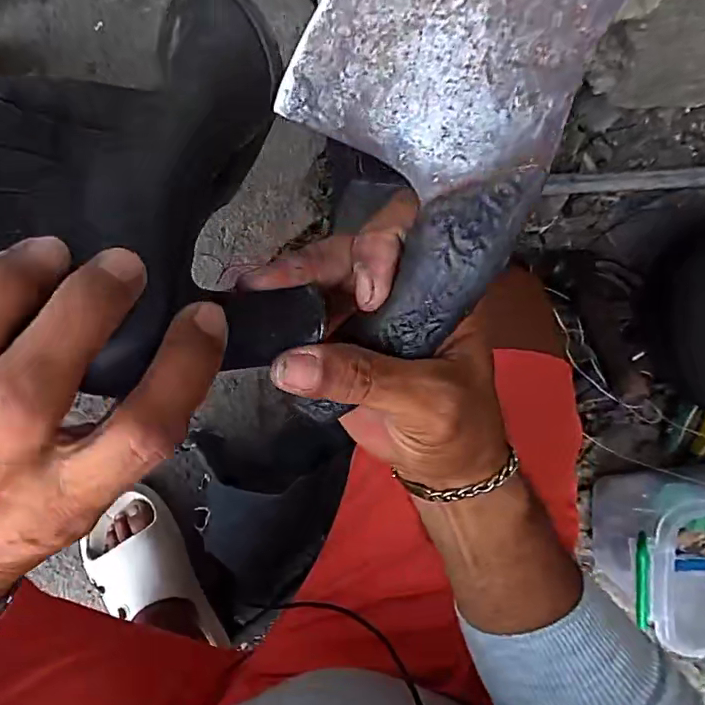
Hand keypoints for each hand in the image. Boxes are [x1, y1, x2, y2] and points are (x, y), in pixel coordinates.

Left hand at [0, 238, 225, 603]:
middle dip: (79, 312)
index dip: (178, 372)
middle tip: (119, 266)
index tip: (202, 318)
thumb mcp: (103, 487)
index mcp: (67, 495)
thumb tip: (166, 322)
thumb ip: (132, 423)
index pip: (135, 438)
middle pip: (26, 391)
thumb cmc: (41, 508)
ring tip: (43, 254)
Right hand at [240, 193, 511, 491]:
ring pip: (320, 283)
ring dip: (284, 284)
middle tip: (266, 280)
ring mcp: (363, 316)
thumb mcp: (425, 400)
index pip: (412, 235)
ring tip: (248, 290)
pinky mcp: (336, 343)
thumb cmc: (456, 427)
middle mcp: (398, 291)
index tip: (368, 295)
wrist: (441, 469)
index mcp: (438, 290)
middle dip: (311, 262)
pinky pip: (304, 321)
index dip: (383, 246)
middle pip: (351, 254)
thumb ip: (364, 378)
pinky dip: (279, 318)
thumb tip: (289, 364)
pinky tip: (251, 314)